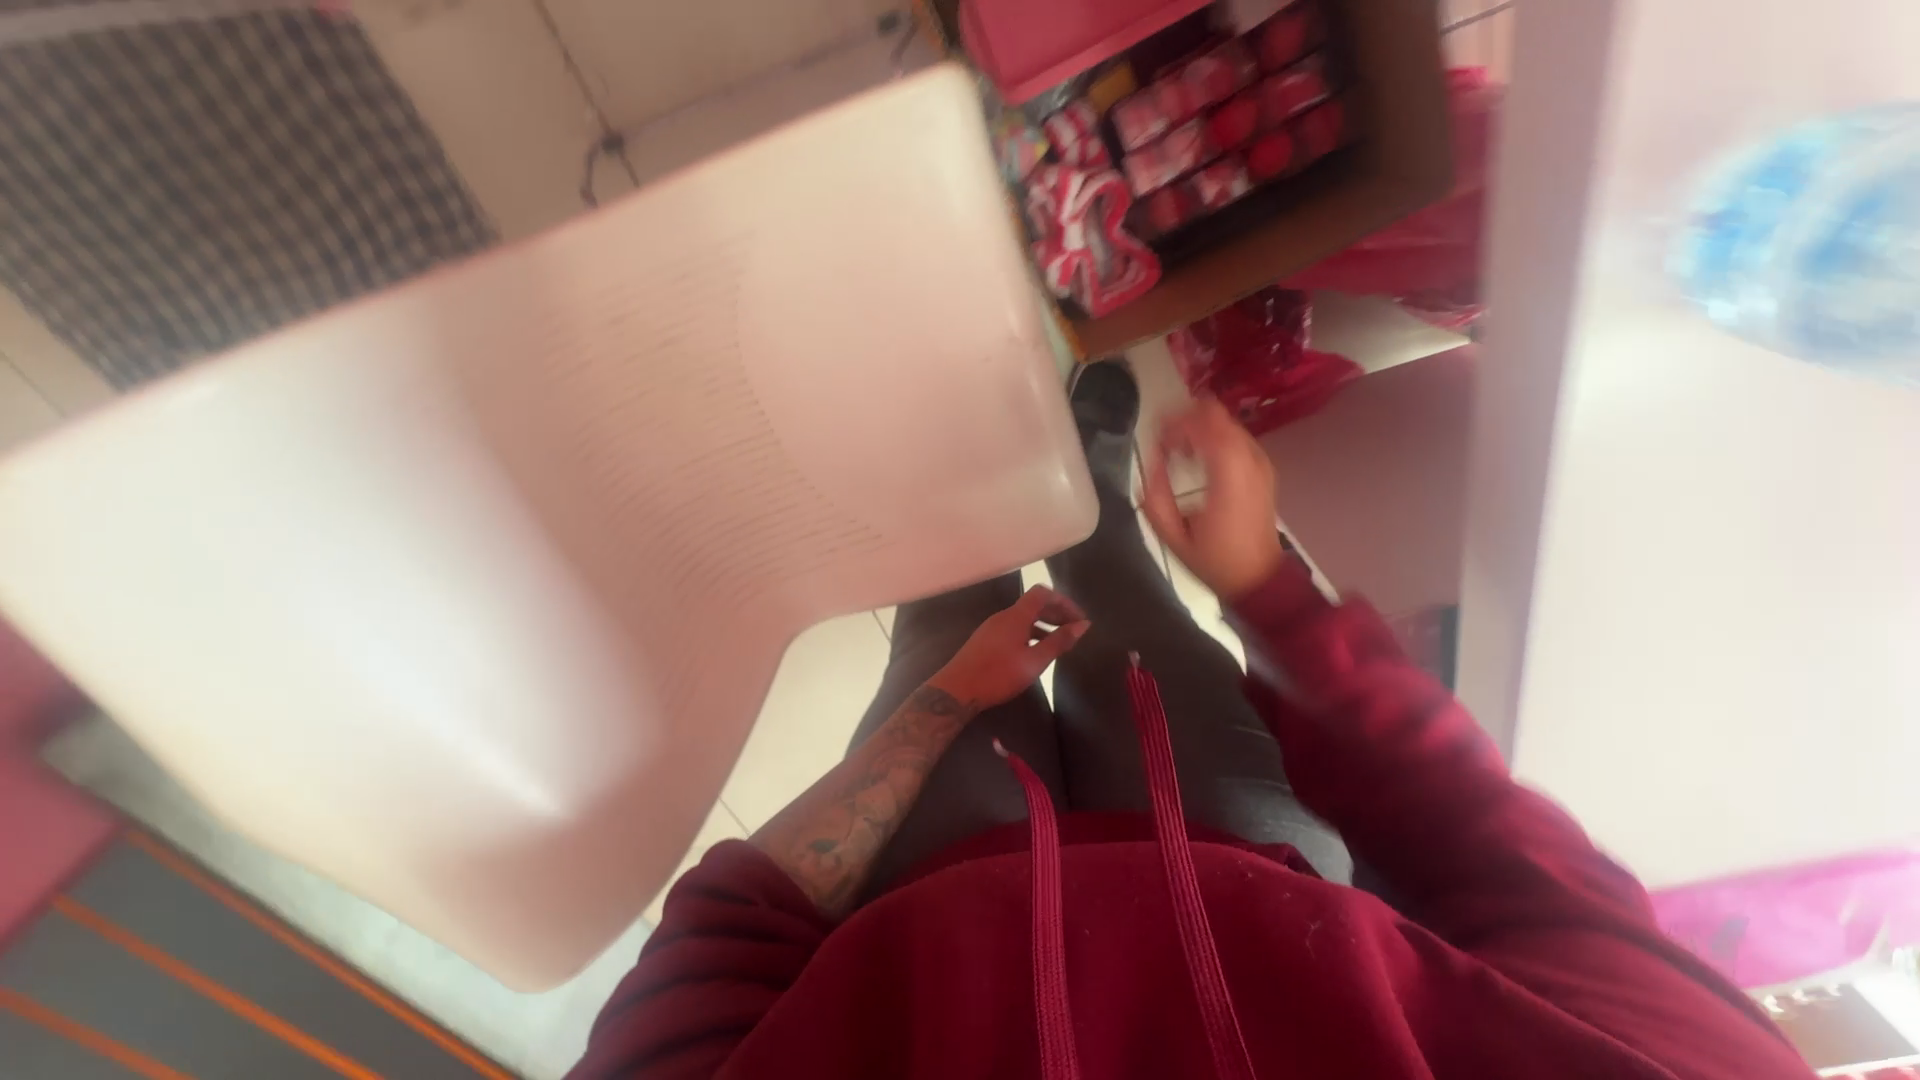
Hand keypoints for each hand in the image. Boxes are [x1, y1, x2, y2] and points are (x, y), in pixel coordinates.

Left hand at [927, 585, 1089, 707]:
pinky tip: (1036, 651)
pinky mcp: (986, 640)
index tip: (1079, 619)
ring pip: (1023, 617)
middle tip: (1074, 629)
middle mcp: (1003, 616)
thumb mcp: (1034, 661)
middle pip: (1033, 604)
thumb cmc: (998, 675)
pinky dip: (1030, 633)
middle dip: (1056, 613)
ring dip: (1043, 624)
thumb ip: (1059, 642)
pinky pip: (1013, 628)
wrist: (957, 690)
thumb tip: (1082, 625)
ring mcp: (992, 627)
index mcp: (1015, 616)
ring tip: (1059, 642)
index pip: (1042, 593)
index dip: (1063, 601)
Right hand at [1140, 397, 1285, 599]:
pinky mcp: (1263, 468)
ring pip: (1227, 422)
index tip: (1156, 441)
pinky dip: (1214, 437)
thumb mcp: (1173, 537)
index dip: (1175, 424)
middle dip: (1186, 420)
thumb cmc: (1214, 560)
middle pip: (1217, 415)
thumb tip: (1151, 465)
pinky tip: (1199, 458)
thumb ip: (1155, 498)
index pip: (1204, 424)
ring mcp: (1260, 463)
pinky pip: (1237, 437)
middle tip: (1165, 442)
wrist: (1258, 577)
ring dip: (1199, 427)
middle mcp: (1249, 462)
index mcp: (1228, 477)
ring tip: (1179, 450)